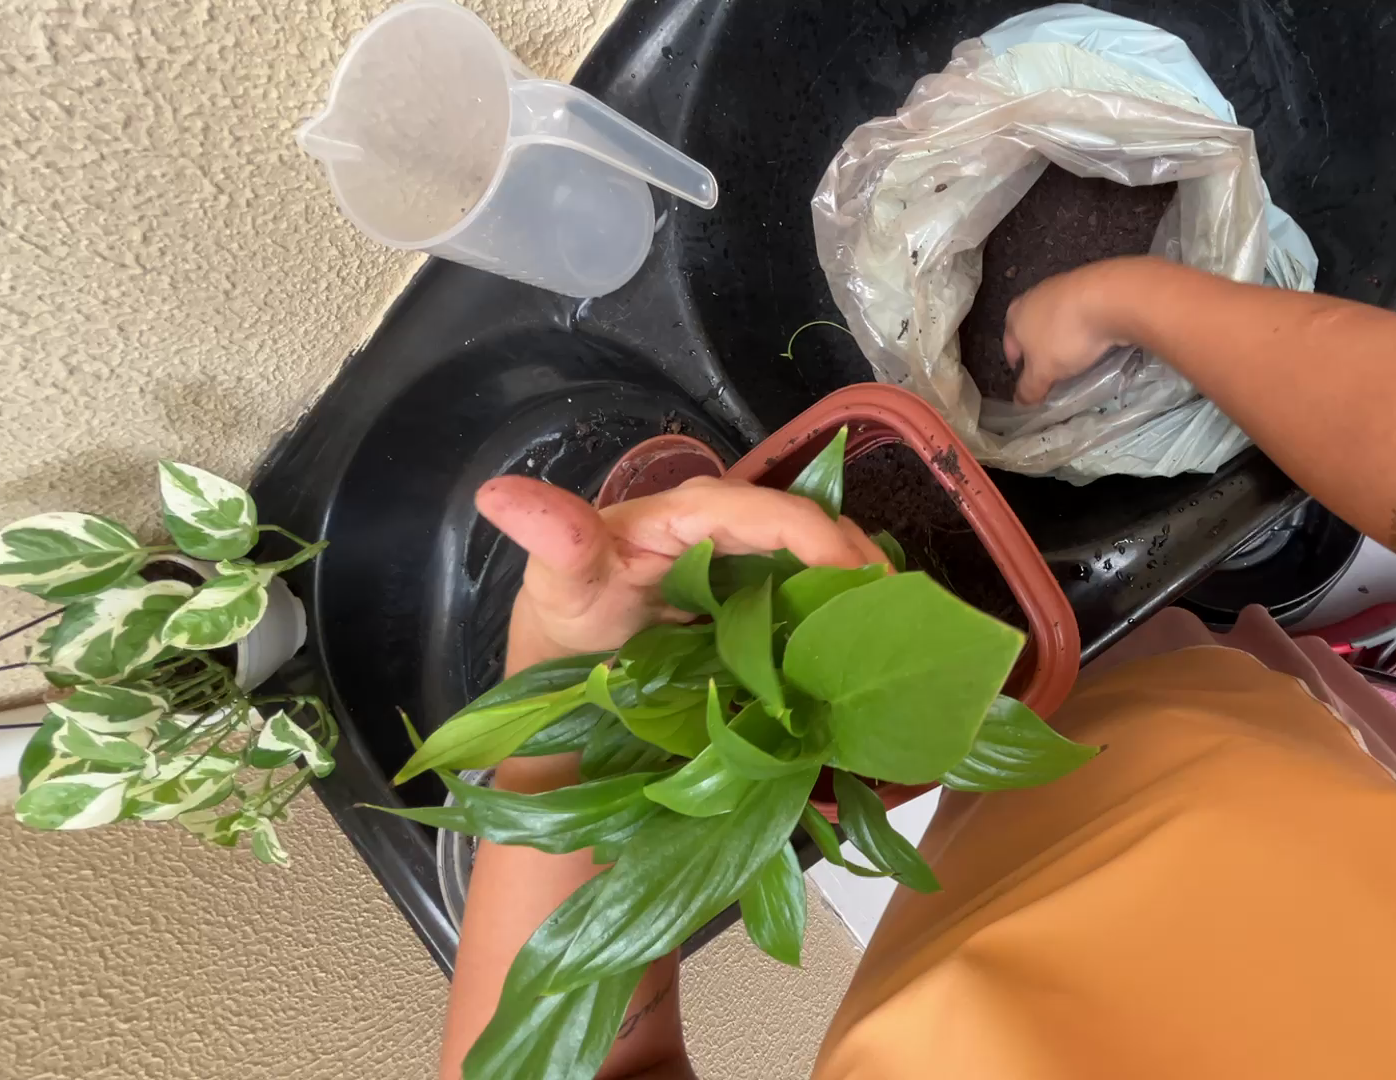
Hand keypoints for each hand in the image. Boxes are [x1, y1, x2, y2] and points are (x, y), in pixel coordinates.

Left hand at [476, 475, 886, 671]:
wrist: (583, 673)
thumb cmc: (574, 620)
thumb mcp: (562, 584)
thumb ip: (554, 541)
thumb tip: (497, 493)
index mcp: (690, 513)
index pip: (760, 509)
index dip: (813, 534)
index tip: (858, 576)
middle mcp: (730, 528)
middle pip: (805, 526)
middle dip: (854, 558)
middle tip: (897, 608)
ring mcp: (751, 563)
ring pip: (818, 556)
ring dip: (858, 583)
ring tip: (896, 622)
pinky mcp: (762, 595)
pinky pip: (811, 590)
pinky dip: (841, 608)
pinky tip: (864, 635)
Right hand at [1003, 256, 1152, 404]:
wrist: (1111, 298)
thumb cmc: (1065, 336)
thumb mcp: (1043, 372)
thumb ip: (1029, 389)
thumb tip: (1020, 403)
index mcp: (1015, 315)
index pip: (1010, 347)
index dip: (1019, 368)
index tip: (1031, 381)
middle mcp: (1034, 295)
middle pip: (1033, 331)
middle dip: (1041, 351)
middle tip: (1053, 371)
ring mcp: (1062, 285)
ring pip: (1057, 320)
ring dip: (1064, 337)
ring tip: (1077, 356)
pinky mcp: (1090, 282)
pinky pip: (1081, 311)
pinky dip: (1084, 325)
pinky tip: (1095, 337)